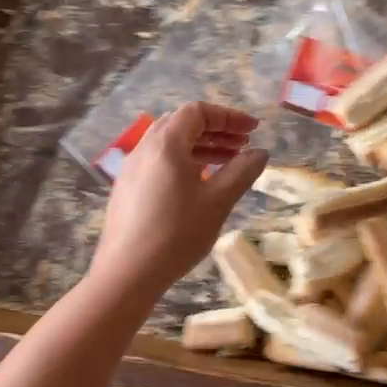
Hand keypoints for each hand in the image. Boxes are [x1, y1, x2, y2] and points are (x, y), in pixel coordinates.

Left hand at [89, 102, 269, 301]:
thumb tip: (260, 153)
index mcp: (166, 144)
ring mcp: (131, 169)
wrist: (127, 273)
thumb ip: (242, 171)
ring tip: (227, 163)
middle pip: (182, 124)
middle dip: (216, 130)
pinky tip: (199, 185)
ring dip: (200, 147)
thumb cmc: (177, 233)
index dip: (229, 116)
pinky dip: (183, 162)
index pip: (197, 112)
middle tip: (243, 145)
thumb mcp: (218, 201)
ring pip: (169, 144)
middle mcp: (144, 148)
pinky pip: (159, 162)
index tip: (253, 130)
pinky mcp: (127, 189)